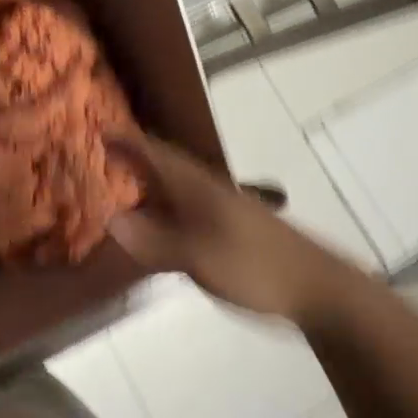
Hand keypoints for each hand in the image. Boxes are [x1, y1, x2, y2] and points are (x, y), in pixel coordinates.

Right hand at [105, 132, 353, 324]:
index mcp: (194, 186)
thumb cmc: (255, 266)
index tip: (97, 128)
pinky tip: (162, 221)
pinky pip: (187, 205)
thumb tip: (109, 221)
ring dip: (150, 179)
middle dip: (133, 156)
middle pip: (163, 164)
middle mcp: (206, 189)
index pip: (153, 152)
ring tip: (123, 183)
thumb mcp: (198, 259)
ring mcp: (222, 208)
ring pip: (176, 184)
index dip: (126, 140)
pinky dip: (166, 204)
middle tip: (103, 153)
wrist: (320, 289)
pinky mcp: (233, 229)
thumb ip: (154, 242)